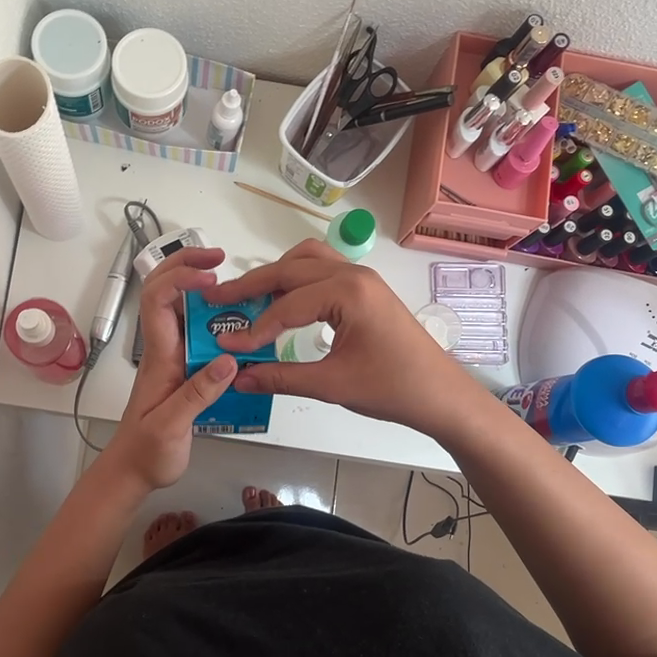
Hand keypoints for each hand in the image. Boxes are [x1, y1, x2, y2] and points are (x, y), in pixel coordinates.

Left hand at [101, 246, 237, 490]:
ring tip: (238, 292)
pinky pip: (197, 337)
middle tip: (221, 260)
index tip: (212, 276)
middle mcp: (164, 351)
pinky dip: (215, 324)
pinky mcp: (183, 373)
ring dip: (204, 293)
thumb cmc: (146, 452)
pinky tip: (239, 331)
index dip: (181, 278)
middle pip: (165, 293)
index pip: (158, 300)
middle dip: (188, 266)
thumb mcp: (171, 426)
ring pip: (182, 312)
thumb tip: (229, 361)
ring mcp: (173, 360)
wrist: (132, 472)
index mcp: (159, 357)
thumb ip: (198, 394)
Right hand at [205, 240, 487, 437]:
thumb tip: (237, 377)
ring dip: (274, 276)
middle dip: (251, 286)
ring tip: (245, 299)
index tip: (226, 344)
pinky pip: (322, 272)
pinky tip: (281, 304)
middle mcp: (353, 274)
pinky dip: (295, 281)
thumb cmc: (392, 388)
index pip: (286, 304)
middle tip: (216, 301)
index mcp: (347, 291)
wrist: (440, 394)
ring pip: (306, 262)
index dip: (253, 327)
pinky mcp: (365, 290)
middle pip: (289, 270)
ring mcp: (361, 278)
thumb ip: (280, 377)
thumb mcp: (331, 384)